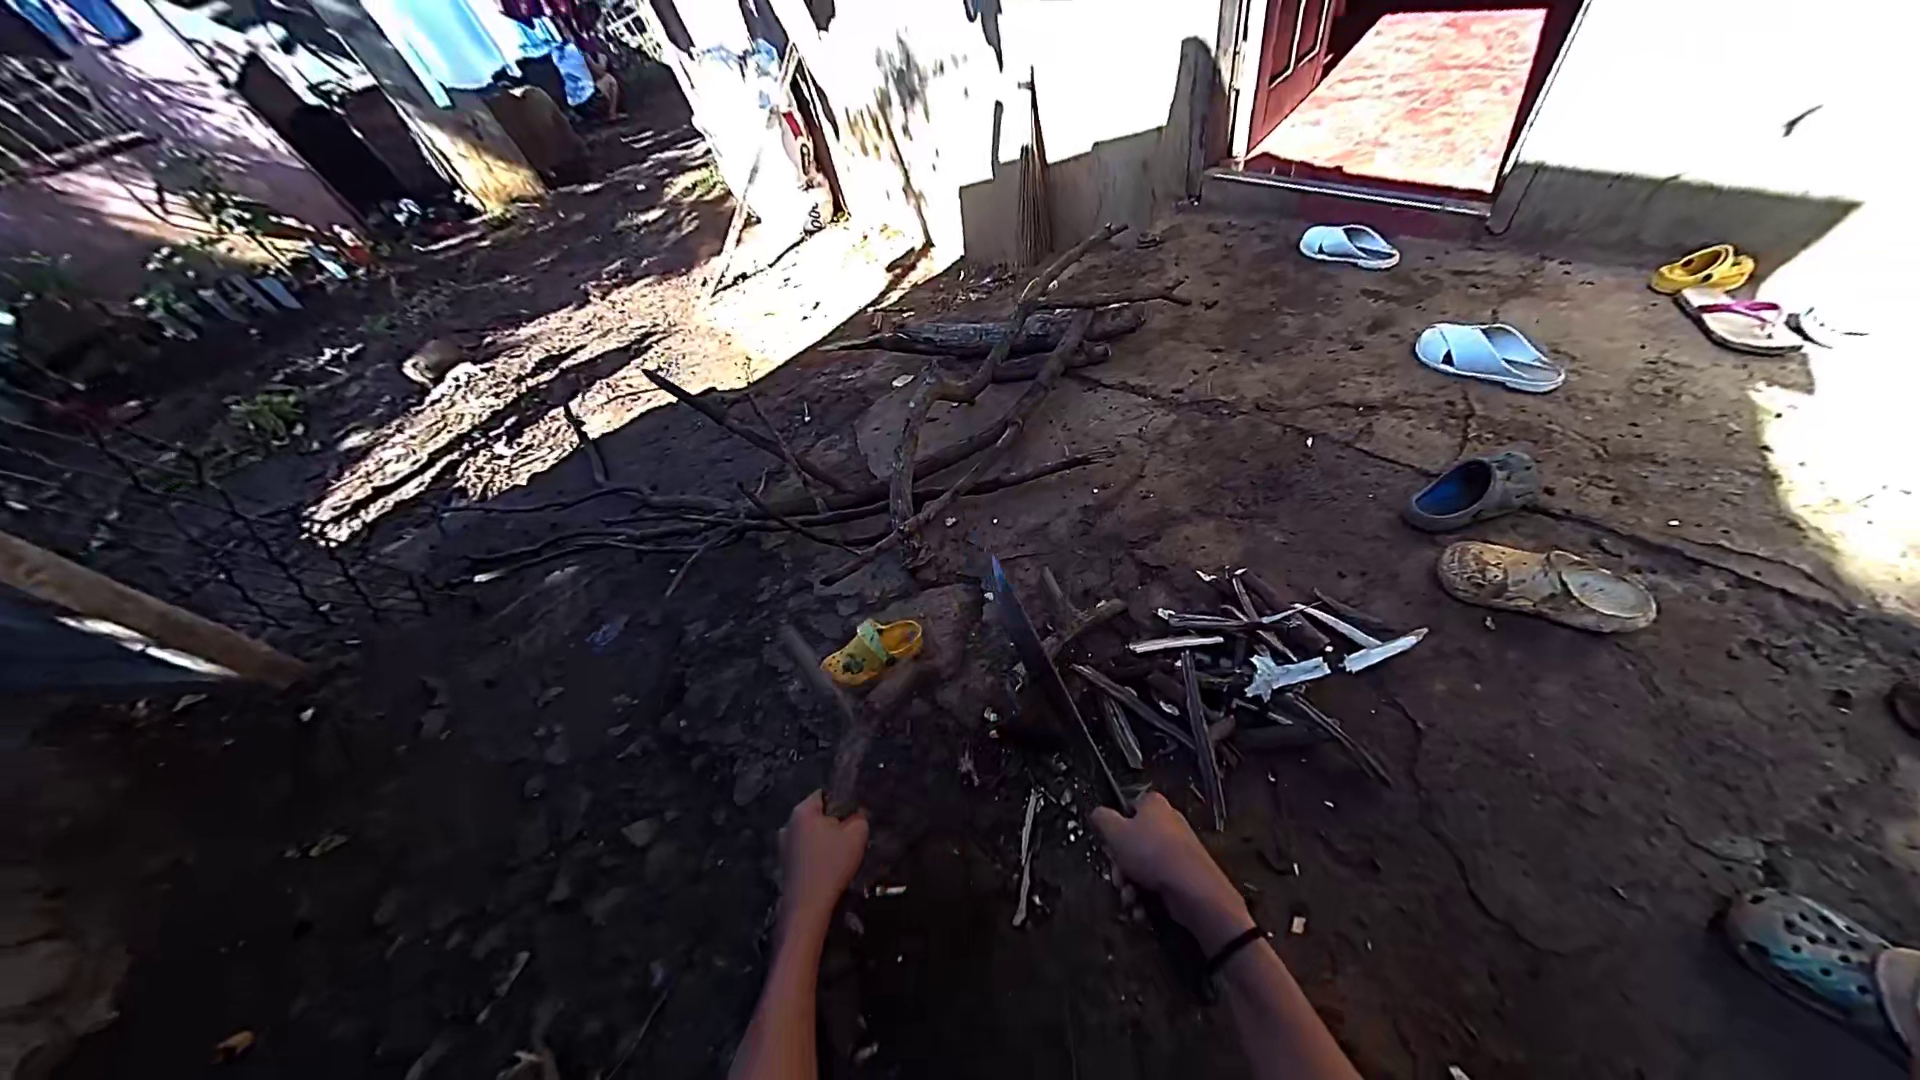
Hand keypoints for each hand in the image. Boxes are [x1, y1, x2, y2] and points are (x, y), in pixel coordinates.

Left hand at [777, 790, 868, 930]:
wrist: (807, 907)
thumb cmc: (832, 865)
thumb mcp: (857, 835)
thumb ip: (859, 817)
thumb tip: (855, 815)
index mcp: (802, 810)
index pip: (825, 794)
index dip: (842, 804)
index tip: (853, 820)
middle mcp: (788, 823)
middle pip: (818, 815)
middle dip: (834, 824)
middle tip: (849, 840)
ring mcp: (782, 845)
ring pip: (812, 834)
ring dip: (825, 842)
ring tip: (840, 858)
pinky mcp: (784, 864)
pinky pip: (806, 852)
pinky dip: (816, 857)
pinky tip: (827, 871)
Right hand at [1090, 792, 1253, 952]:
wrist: (1194, 890)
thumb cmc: (1151, 853)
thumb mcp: (1115, 831)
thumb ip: (1101, 818)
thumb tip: (1097, 813)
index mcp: (1153, 805)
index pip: (1126, 809)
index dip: (1114, 828)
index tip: (1109, 845)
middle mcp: (1167, 823)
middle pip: (1132, 842)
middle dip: (1120, 866)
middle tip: (1119, 877)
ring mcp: (1178, 851)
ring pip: (1142, 867)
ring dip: (1131, 886)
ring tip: (1131, 897)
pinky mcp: (1184, 876)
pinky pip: (1157, 883)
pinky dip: (1147, 897)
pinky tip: (1142, 908)